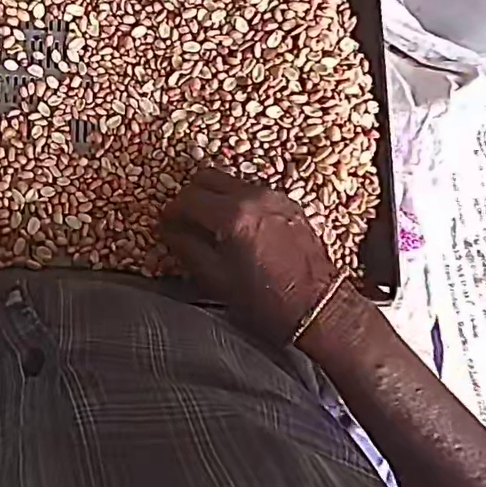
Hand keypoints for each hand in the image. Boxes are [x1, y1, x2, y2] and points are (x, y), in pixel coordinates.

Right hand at [160, 168, 342, 347]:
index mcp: (233, 216)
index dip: (172, 211)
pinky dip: (238, 202)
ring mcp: (275, 198)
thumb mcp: (216, 279)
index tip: (166, 223)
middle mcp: (255, 197)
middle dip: (191, 196)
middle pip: (208, 177)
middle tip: (184, 220)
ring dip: (215, 198)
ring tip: (210, 227)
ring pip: (231, 182)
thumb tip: (169, 229)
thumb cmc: (266, 302)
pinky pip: (253, 192)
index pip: (188, 198)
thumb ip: (186, 247)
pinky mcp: (290, 204)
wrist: (318, 309)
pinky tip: (237, 229)